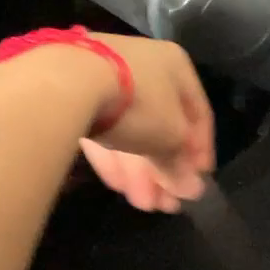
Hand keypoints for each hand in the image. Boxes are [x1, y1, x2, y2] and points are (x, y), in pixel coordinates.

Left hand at [74, 33, 215, 212]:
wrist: (68, 82)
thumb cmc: (138, 103)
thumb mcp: (170, 136)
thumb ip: (180, 163)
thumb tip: (191, 189)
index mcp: (175, 65)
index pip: (198, 111)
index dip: (201, 149)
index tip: (198, 180)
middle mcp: (144, 66)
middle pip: (160, 125)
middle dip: (164, 170)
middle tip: (167, 203)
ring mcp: (106, 78)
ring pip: (130, 130)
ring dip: (140, 171)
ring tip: (142, 205)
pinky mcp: (74, 93)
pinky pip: (102, 129)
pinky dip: (113, 157)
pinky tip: (117, 186)